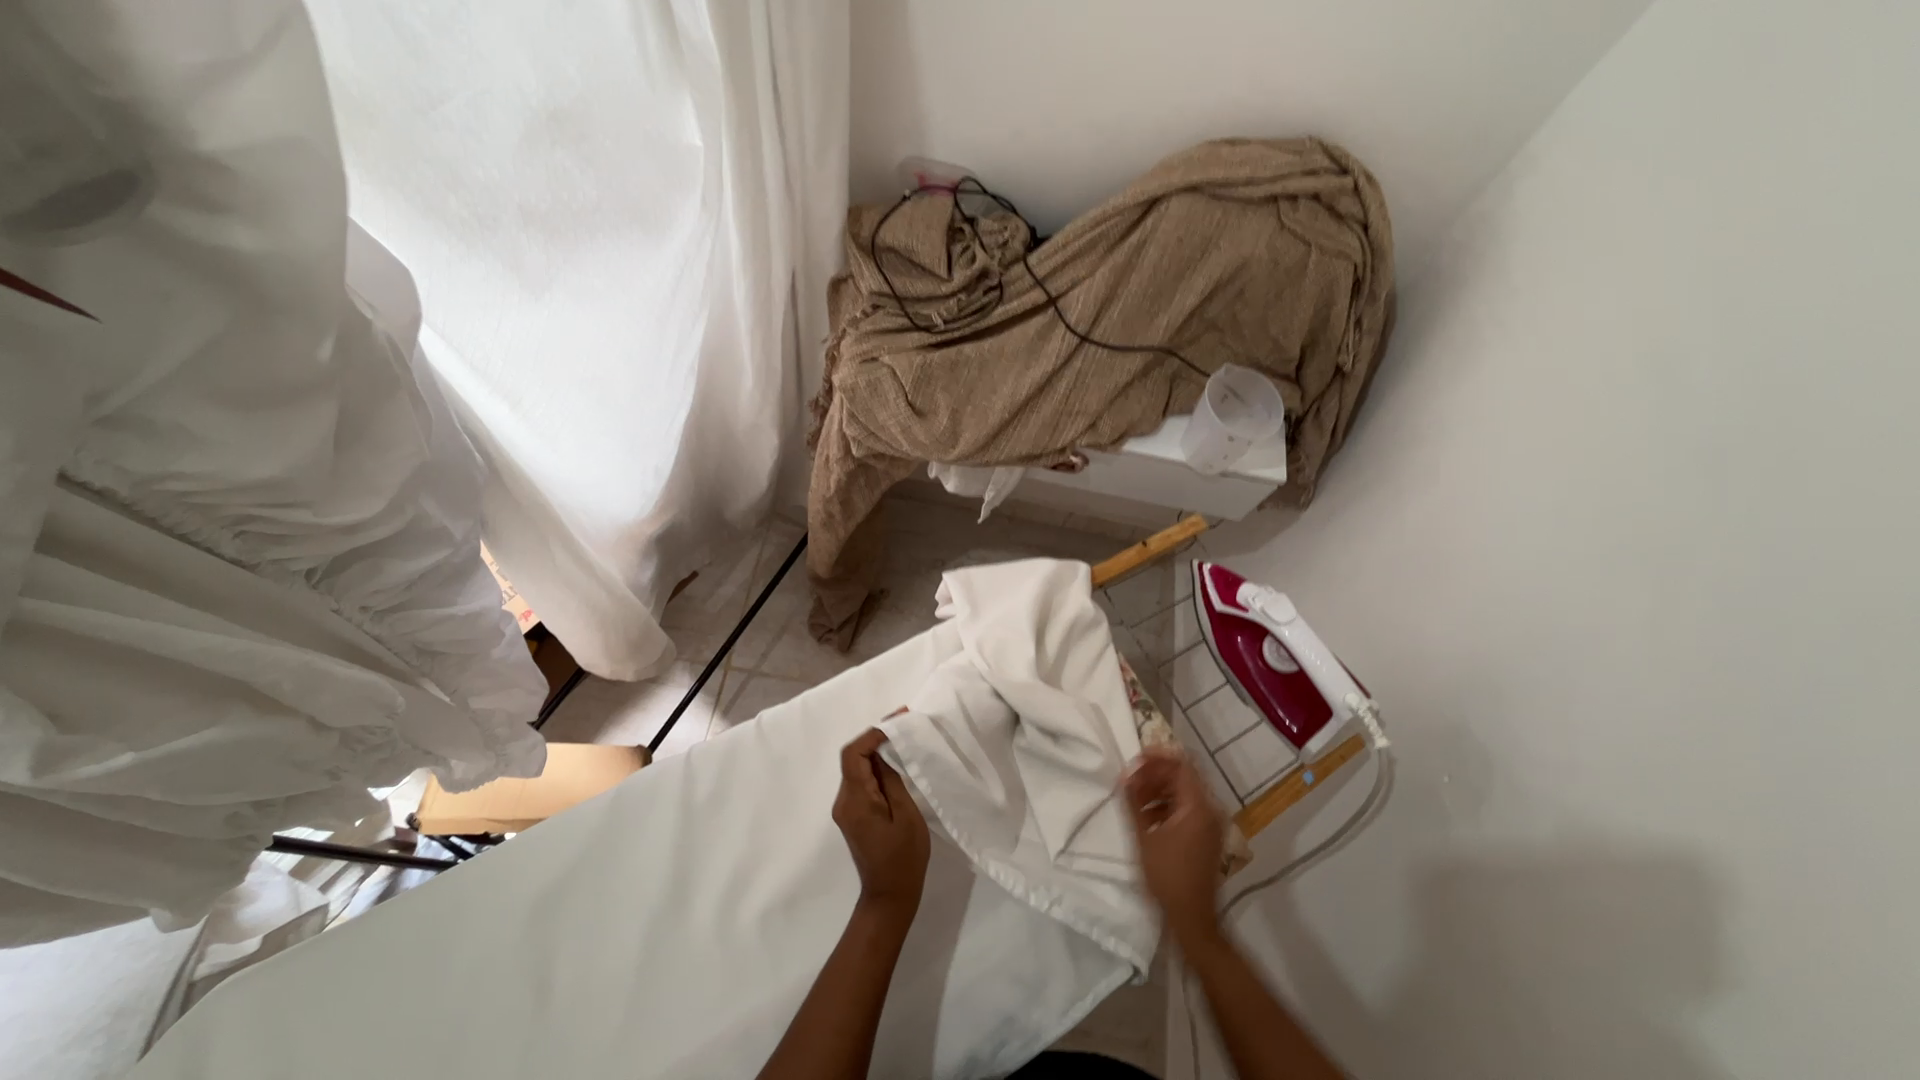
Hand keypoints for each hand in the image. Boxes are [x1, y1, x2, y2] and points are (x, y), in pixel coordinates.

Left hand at [833, 727, 929, 918]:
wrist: (889, 895)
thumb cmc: (903, 858)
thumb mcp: (907, 815)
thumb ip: (892, 781)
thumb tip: (884, 753)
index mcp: (855, 800)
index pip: (854, 754)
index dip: (873, 732)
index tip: (899, 720)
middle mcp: (843, 801)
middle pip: (853, 759)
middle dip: (876, 739)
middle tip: (905, 726)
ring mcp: (846, 809)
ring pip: (857, 769)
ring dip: (877, 753)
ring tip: (904, 742)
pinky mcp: (853, 816)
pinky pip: (861, 783)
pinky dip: (876, 769)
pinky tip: (896, 767)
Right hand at [1122, 745, 1226, 943]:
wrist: (1192, 917)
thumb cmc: (1167, 876)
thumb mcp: (1144, 837)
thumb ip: (1134, 802)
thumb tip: (1124, 776)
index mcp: (1198, 807)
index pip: (1181, 765)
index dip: (1157, 756)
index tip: (1135, 757)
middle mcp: (1210, 810)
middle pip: (1183, 778)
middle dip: (1155, 775)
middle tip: (1129, 780)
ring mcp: (1211, 824)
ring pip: (1184, 794)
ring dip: (1159, 791)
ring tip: (1134, 799)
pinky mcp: (1207, 836)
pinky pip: (1188, 810)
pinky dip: (1167, 807)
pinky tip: (1146, 817)